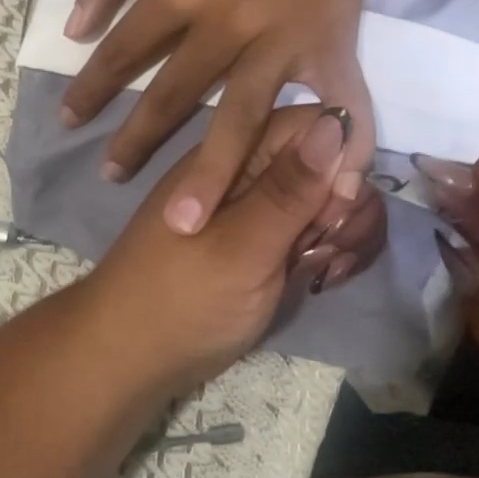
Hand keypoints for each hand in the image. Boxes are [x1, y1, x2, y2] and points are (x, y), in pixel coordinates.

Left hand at [61, 0, 420, 235]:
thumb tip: (74, 30)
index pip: (122, 52)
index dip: (92, 88)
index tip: (68, 121)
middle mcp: (224, 24)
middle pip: (172, 95)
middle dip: (137, 141)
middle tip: (110, 178)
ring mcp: (279, 43)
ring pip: (238, 119)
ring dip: (211, 173)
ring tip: (184, 222)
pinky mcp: (327, 50)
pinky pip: (339, 106)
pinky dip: (345, 147)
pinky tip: (337, 197)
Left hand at [78, 106, 350, 390]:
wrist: (130, 357)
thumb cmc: (182, 299)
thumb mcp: (243, 246)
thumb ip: (291, 189)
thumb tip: (337, 120)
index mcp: (232, 156)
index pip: (310, 123)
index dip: (341, 156)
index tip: (339, 205)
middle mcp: (248, 173)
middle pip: (328, 164)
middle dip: (348, 205)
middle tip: (327, 250)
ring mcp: (257, 211)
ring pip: (327, 202)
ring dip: (343, 234)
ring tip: (324, 271)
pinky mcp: (265, 246)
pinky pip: (314, 233)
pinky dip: (329, 253)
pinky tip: (322, 280)